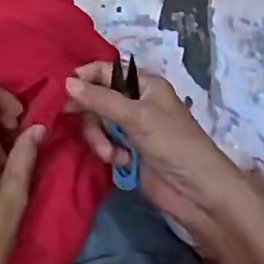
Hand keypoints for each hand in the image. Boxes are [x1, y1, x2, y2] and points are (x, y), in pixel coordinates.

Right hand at [65, 62, 255, 244]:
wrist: (198, 193)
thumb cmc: (173, 144)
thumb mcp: (137, 117)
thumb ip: (100, 99)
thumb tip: (66, 81)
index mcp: (145, 84)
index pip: (107, 71)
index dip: (86, 78)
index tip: (65, 90)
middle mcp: (137, 102)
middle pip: (98, 98)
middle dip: (91, 115)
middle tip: (78, 123)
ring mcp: (132, 128)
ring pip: (98, 123)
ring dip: (99, 138)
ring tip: (111, 155)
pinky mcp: (128, 151)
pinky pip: (104, 143)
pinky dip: (107, 151)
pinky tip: (119, 162)